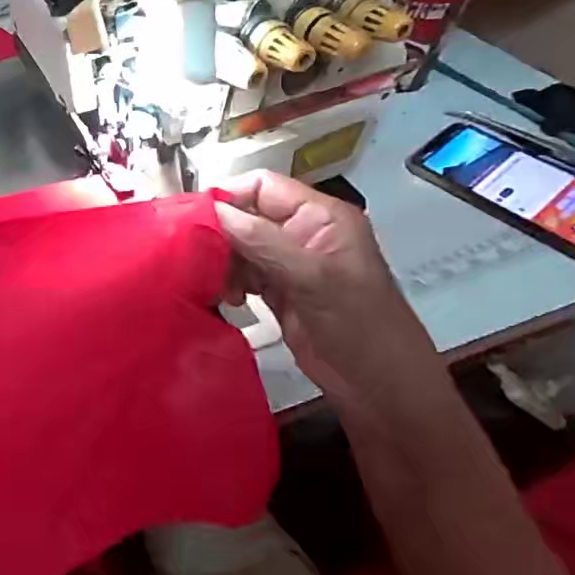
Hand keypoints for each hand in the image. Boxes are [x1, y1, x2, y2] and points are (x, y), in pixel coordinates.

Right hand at [214, 170, 437, 404]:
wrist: (381, 388)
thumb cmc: (359, 324)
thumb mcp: (312, 277)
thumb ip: (262, 241)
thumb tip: (213, 212)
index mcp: (320, 216)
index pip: (264, 187)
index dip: (228, 196)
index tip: (193, 217)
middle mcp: (303, 233)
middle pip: (248, 216)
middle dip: (220, 232)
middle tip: (193, 254)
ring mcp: (290, 264)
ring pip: (242, 247)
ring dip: (222, 261)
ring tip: (212, 282)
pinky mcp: (280, 293)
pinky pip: (245, 275)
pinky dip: (229, 282)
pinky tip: (224, 297)